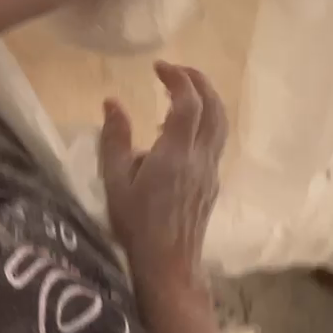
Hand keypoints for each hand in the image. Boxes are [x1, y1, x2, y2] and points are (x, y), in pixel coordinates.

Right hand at [99, 62, 227, 291]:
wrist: (169, 265)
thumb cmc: (136, 224)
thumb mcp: (115, 181)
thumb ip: (114, 139)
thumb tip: (112, 103)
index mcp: (176, 154)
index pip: (188, 104)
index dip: (177, 79)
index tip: (158, 67)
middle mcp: (200, 158)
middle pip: (214, 108)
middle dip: (199, 81)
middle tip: (176, 69)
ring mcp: (211, 171)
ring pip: (220, 124)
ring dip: (207, 99)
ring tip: (182, 91)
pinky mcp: (212, 183)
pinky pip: (215, 140)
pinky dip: (204, 120)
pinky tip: (179, 129)